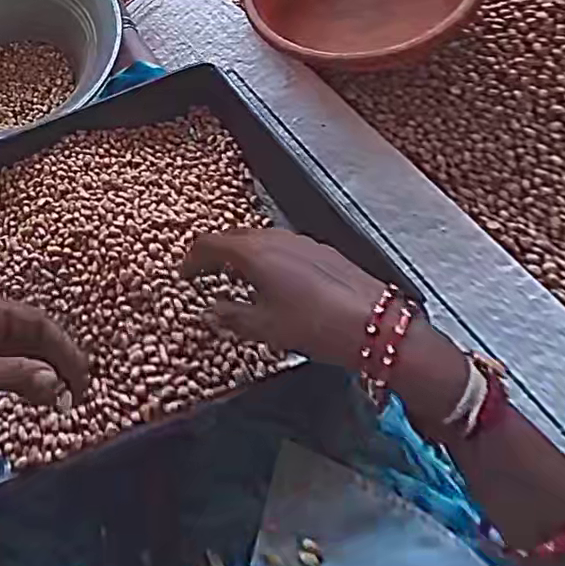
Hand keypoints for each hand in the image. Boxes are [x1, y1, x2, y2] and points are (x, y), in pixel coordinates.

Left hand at [0, 291, 90, 441]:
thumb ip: (19, 376)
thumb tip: (57, 383)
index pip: (38, 322)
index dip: (64, 349)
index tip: (82, 378)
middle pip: (33, 335)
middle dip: (56, 360)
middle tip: (78, 391)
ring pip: (24, 351)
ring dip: (44, 371)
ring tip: (63, 398)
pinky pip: (10, 364)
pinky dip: (27, 379)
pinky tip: (38, 397)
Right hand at [182, 226, 468, 428]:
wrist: (379, 326)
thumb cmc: (313, 325)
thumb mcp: (266, 328)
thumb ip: (231, 316)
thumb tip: (209, 311)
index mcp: (252, 252)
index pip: (209, 244)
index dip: (192, 258)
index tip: (185, 273)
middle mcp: (273, 237)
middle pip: (233, 237)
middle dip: (216, 254)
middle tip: (206, 274)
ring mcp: (299, 240)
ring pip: (259, 240)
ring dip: (242, 255)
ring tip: (238, 278)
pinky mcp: (320, 249)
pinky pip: (281, 246)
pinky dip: (266, 258)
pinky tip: (275, 280)